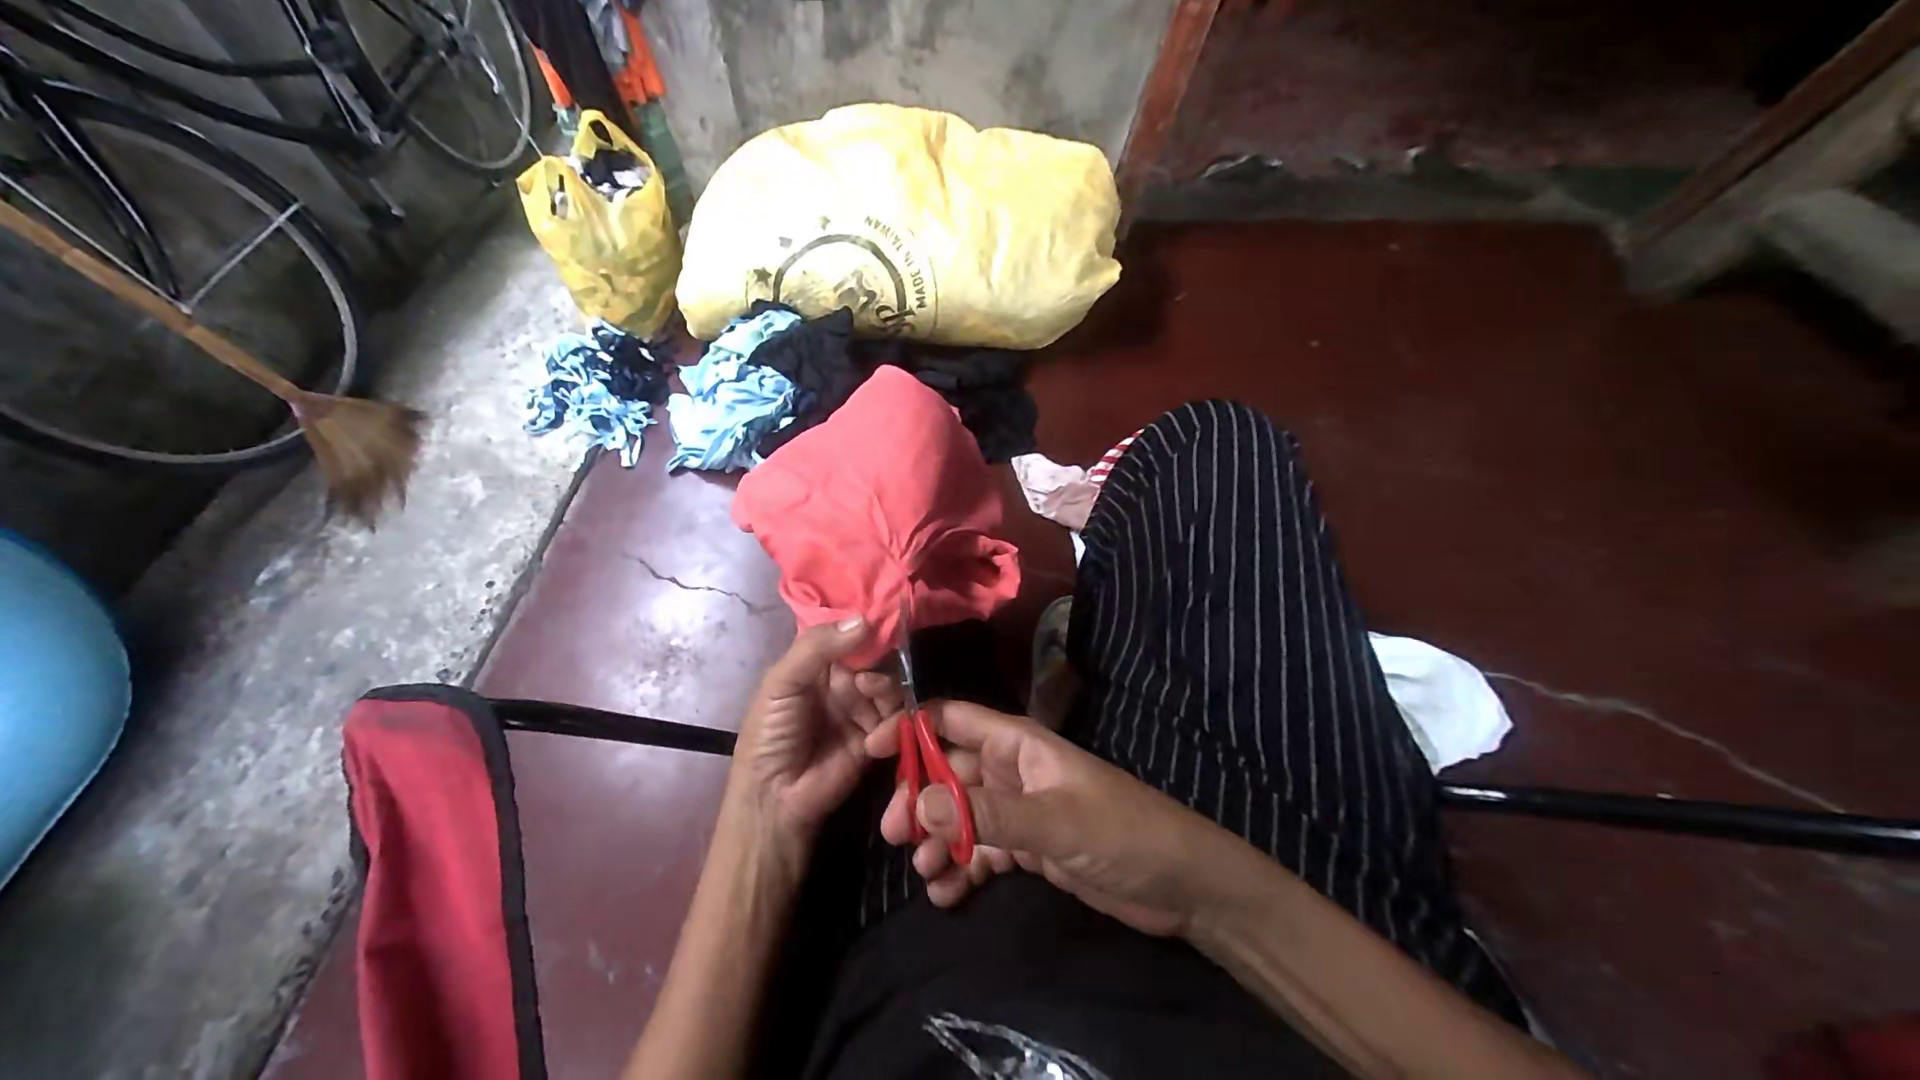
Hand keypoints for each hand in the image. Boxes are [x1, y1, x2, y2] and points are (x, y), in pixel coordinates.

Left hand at [727, 617, 897, 858]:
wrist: (776, 799)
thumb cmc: (769, 735)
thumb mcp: (781, 683)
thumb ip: (817, 647)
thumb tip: (865, 618)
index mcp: (815, 663)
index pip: (847, 634)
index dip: (864, 626)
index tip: (882, 621)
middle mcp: (842, 681)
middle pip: (874, 658)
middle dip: (878, 660)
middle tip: (866, 675)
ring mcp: (861, 708)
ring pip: (889, 684)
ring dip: (884, 686)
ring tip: (867, 694)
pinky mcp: (878, 736)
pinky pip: (898, 716)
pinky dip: (894, 716)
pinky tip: (877, 727)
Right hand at [867, 700, 1247, 937]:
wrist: (1182, 885)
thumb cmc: (1122, 832)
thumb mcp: (1054, 822)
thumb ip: (987, 813)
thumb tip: (918, 806)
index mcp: (1019, 744)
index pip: (953, 720)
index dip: (911, 728)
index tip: (871, 752)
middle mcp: (1013, 771)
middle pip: (948, 772)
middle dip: (918, 798)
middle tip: (894, 836)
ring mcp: (1019, 809)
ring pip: (960, 815)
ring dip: (937, 838)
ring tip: (925, 871)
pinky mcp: (1029, 847)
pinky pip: (981, 849)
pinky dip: (961, 867)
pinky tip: (948, 893)